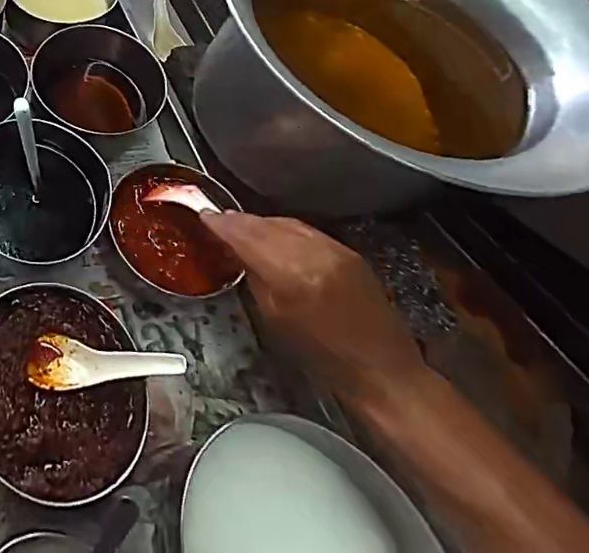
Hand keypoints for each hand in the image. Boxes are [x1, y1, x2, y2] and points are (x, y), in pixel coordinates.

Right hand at [200, 212, 428, 399]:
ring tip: (243, 228)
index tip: (205, 217)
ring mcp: (334, 249)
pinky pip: (306, 230)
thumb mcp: (276, 320)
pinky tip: (275, 236)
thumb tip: (237, 252)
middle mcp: (314, 253)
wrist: (383, 370)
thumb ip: (255, 278)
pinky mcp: (347, 250)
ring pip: (285, 222)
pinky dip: (285, 230)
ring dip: (261, 224)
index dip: (222, 224)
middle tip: (219, 222)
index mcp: (291, 275)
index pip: (247, 235)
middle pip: (265, 224)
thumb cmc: (325, 357)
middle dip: (240, 222)